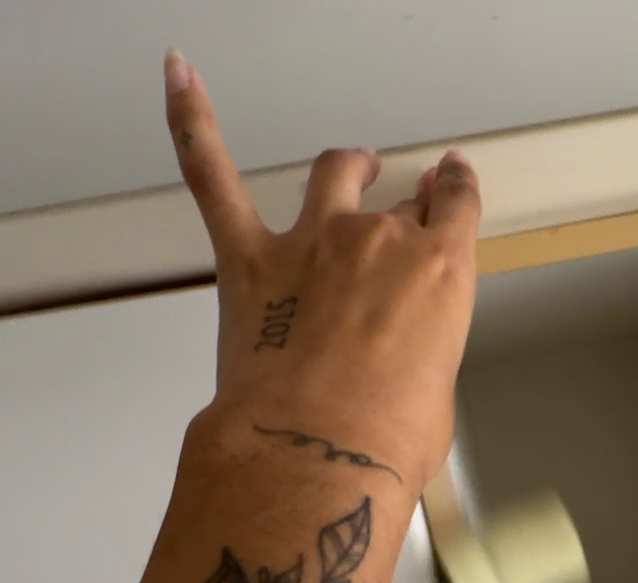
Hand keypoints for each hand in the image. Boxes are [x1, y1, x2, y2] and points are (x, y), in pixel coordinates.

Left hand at [164, 49, 480, 489]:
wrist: (318, 450)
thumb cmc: (388, 437)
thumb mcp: (438, 397)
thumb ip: (424, 354)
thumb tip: (400, 360)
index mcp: (442, 274)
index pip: (457, 207)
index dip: (457, 190)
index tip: (454, 180)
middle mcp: (382, 241)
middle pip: (399, 206)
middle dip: (408, 211)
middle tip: (408, 219)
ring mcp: (314, 242)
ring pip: (334, 176)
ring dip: (349, 168)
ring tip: (354, 165)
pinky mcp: (250, 257)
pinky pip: (213, 174)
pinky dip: (192, 123)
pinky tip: (180, 78)